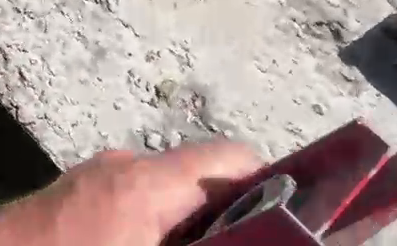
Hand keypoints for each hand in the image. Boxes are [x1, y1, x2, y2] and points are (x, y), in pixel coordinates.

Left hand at [0, 142, 263, 245]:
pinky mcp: (85, 195)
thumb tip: (262, 235)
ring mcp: (101, 177)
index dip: (283, 191)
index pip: (234, 160)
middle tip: (267, 245)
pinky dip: (169, 231)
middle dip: (246, 224)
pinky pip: (145, 207)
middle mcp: (126, 167)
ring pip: (177, 200)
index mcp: (148, 183)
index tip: (311, 230)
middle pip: (210, 184)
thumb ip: (213, 243)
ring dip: (206, 231)